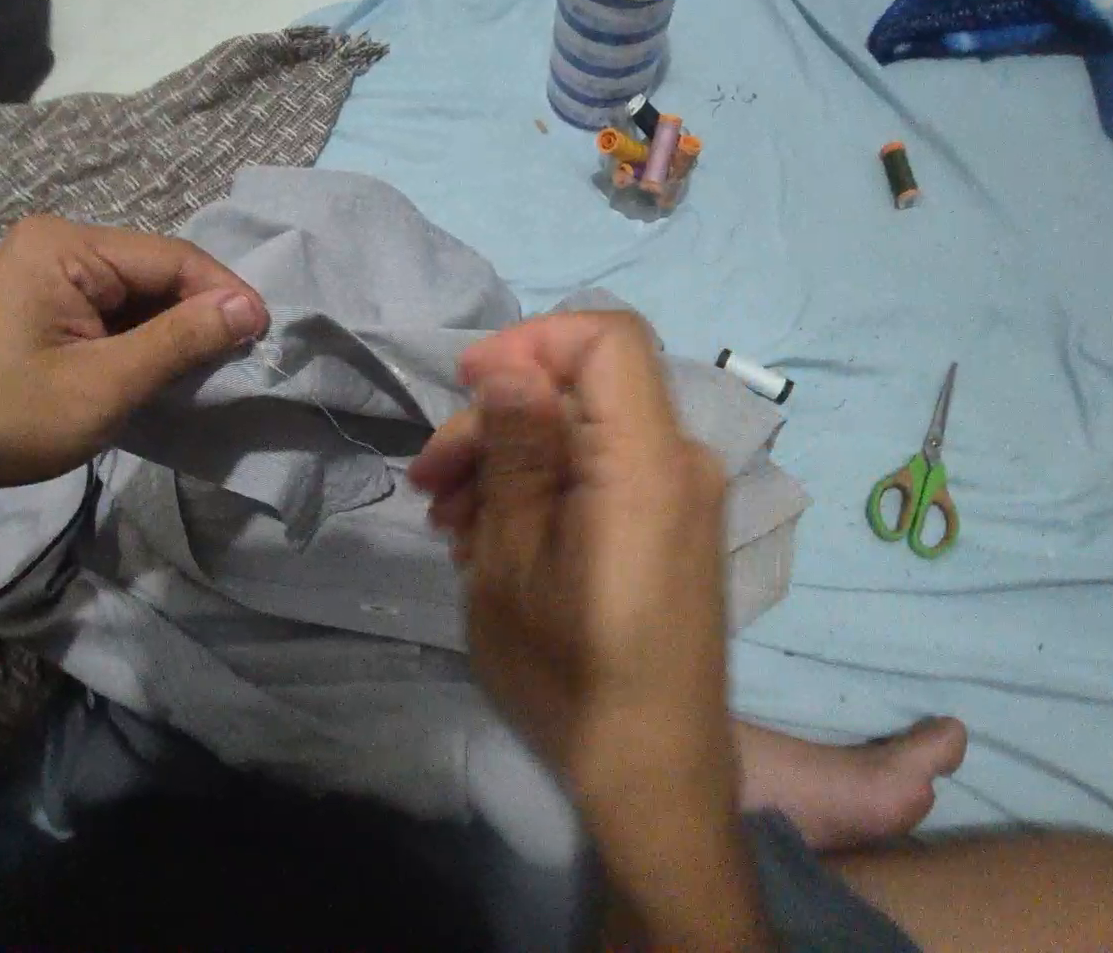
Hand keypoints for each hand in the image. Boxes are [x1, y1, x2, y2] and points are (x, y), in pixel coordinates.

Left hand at [0, 216, 267, 498]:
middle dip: (202, 314)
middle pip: (159, 271)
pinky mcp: (49, 301)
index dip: (225, 294)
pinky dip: (149, 339)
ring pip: (143, 293)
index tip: (265, 336)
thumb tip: (252, 308)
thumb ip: (180, 341)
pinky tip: (164, 367)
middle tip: (240, 358)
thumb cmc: (6, 420)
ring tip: (208, 368)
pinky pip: (119, 310)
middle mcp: (58, 245)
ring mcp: (50, 272)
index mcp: (64, 247)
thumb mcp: (104, 385)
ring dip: (178, 329)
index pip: (172, 258)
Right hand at [411, 312, 768, 947]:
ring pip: (585, 434)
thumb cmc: (570, 674)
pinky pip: (604, 475)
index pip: (606, 338)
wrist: (651, 773)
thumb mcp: (514, 560)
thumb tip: (508, 365)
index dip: (530, 342)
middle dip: (497, 420)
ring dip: (511, 461)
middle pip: (583, 389)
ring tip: (453, 526)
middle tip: (430, 484)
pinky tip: (495, 539)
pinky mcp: (671, 527)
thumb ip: (519, 450)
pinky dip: (546, 489)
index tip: (464, 387)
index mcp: (648, 461)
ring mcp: (682, 496)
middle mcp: (681, 462)